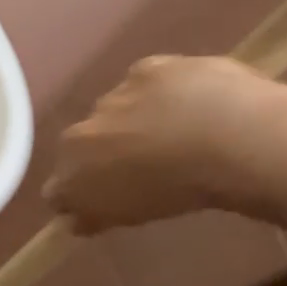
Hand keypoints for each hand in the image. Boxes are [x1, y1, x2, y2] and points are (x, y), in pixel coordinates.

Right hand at [43, 55, 280, 231]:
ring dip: (131, 118)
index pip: (57, 189)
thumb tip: (74, 218)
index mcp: (69, 173)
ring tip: (173, 129)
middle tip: (141, 162)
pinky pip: (145, 81)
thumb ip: (92, 217)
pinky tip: (189, 100)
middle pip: (82, 145)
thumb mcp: (127, 218)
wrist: (230, 139)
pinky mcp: (149, 67)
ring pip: (113, 110)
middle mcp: (79, 133)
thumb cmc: (175, 191)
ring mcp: (113, 97)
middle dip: (102, 151)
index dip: (78, 193)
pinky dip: (160, 90)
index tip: (103, 197)